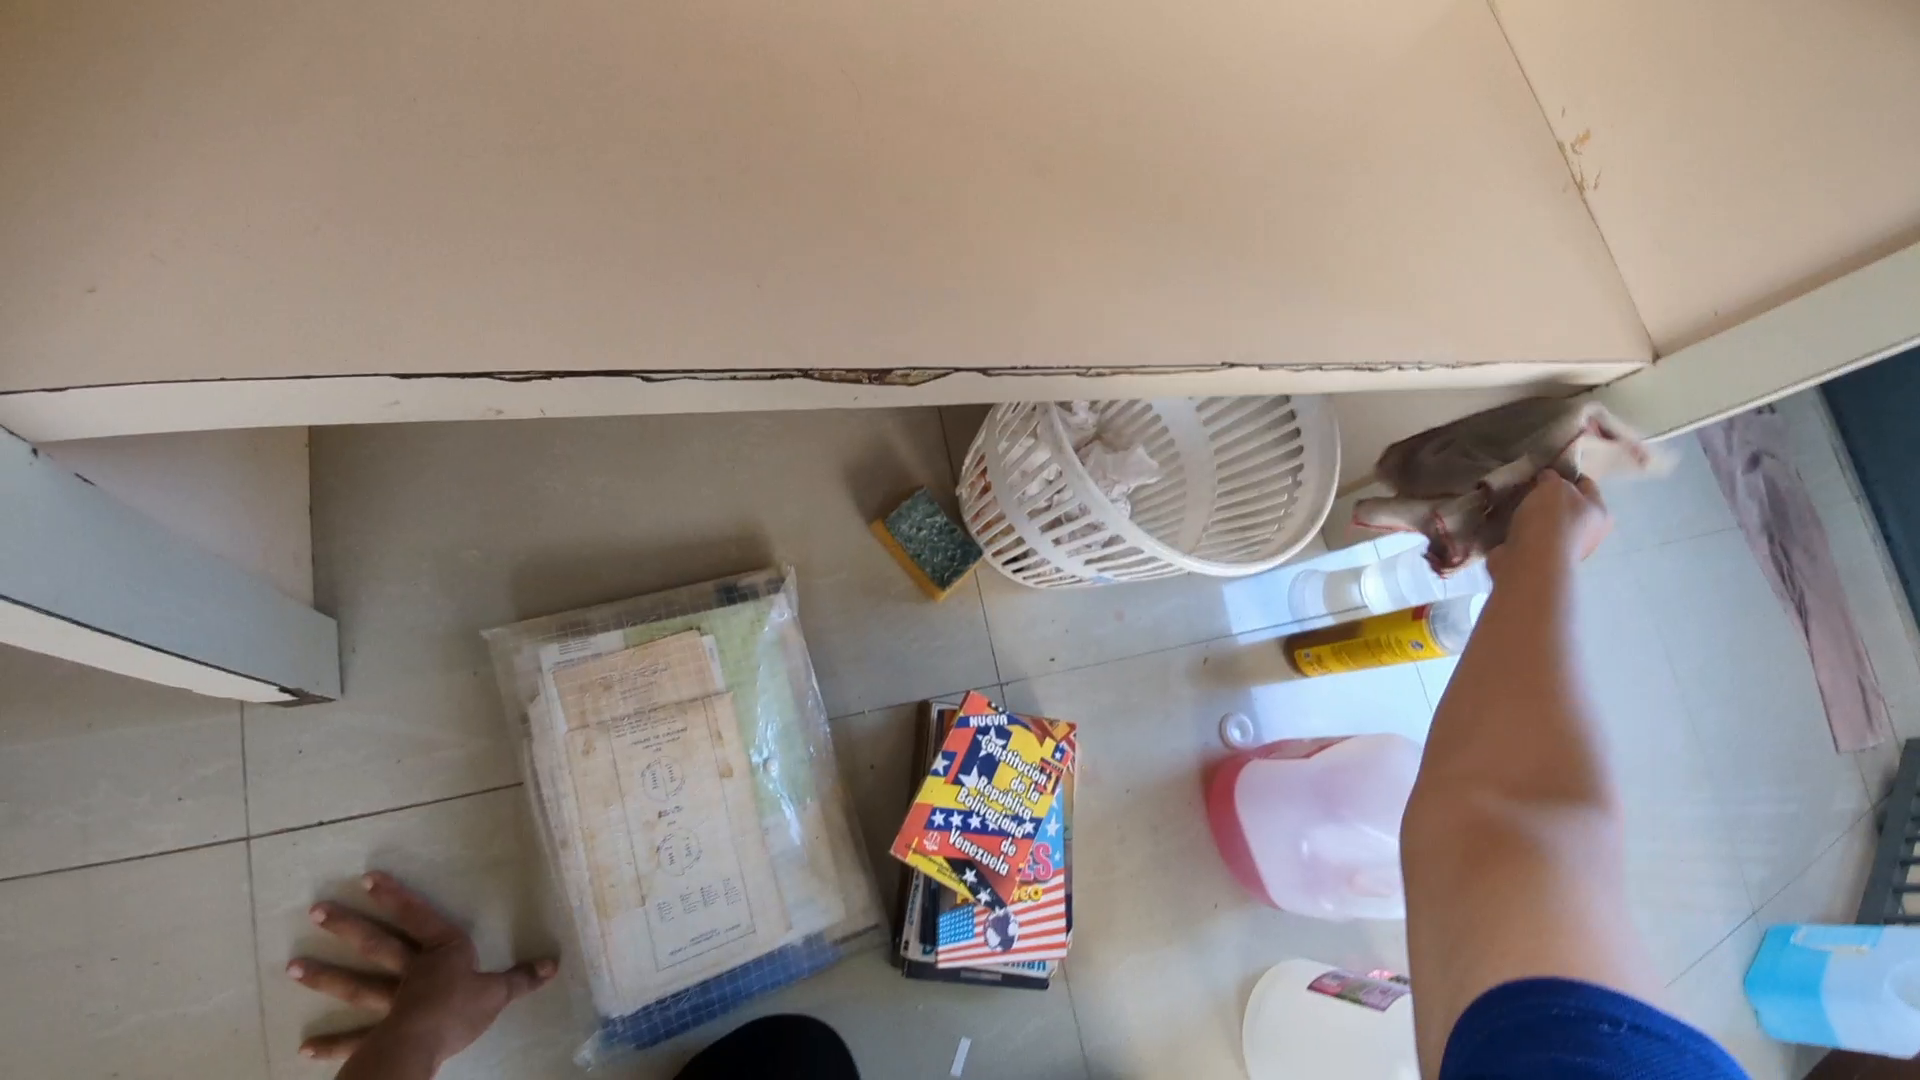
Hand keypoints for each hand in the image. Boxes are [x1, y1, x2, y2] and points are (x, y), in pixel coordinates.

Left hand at [287, 871, 557, 1071]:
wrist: (422, 1047)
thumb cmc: (460, 1010)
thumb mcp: (499, 992)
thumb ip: (523, 977)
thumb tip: (554, 963)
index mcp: (443, 954)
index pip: (419, 917)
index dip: (396, 897)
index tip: (368, 878)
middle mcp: (412, 972)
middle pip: (379, 945)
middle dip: (349, 927)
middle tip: (317, 910)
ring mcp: (390, 1003)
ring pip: (357, 985)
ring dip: (324, 977)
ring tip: (291, 966)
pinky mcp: (378, 1035)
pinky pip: (353, 1037)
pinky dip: (330, 1043)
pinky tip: (304, 1046)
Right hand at [1491, 470, 1611, 578]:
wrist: (1530, 562)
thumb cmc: (1550, 520)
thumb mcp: (1553, 486)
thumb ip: (1552, 477)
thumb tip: (1547, 478)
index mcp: (1600, 511)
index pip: (1586, 483)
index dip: (1565, 474)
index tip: (1542, 470)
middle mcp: (1588, 531)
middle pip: (1566, 504)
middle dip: (1546, 496)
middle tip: (1523, 488)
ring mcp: (1564, 547)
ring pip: (1546, 521)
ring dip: (1530, 514)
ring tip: (1509, 505)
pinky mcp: (1540, 557)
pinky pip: (1529, 536)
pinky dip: (1518, 530)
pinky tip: (1504, 523)